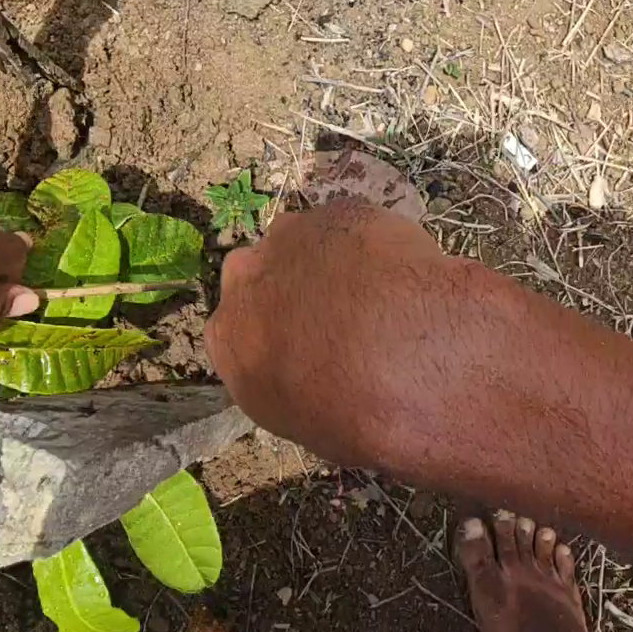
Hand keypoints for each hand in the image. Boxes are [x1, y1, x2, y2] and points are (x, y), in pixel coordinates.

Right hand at [206, 201, 576, 474]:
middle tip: (344, 311)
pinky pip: (356, 226)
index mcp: (228, 336)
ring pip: (311, 241)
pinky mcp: (341, 211)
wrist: (398, 357)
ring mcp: (294, 235)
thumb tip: (317, 375)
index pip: (240, 325)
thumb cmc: (348, 412)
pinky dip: (376, 242)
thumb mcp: (302, 420)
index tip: (308, 340)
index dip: (277, 329)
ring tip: (381, 291)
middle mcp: (248, 277)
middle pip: (266, 272)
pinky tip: (404, 271)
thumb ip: (291, 381)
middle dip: (298, 284)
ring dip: (336, 258)